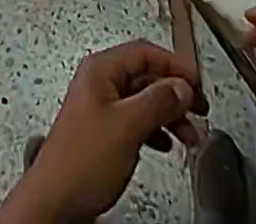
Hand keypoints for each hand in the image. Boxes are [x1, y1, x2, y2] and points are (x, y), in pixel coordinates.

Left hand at [0, 40, 205, 223]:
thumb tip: (182, 86)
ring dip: (169, 114)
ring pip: (144, 99)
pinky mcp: (103, 131)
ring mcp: (101, 106)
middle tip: (199, 108)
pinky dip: (155, 129)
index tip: (197, 83)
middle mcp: (100, 83)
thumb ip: (158, 101)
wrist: (57, 202)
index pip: (145, 52)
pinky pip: (137, 120)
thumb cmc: (81, 162)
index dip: (174, 65)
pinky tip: (166, 143)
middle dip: (175, 92)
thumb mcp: (127, 126)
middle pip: (146, 75)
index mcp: (100, 70)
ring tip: (190, 135)